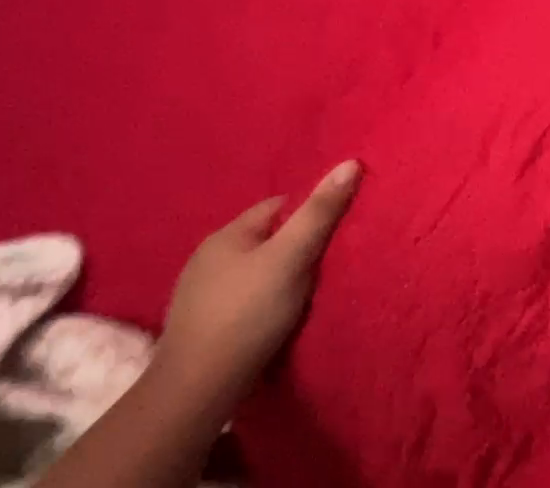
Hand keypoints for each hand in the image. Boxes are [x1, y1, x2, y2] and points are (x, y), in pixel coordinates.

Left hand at [154, 160, 361, 410]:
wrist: (199, 386)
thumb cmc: (249, 311)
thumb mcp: (293, 256)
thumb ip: (321, 211)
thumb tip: (350, 162)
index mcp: (227, 235)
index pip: (281, 205)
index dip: (312, 213)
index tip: (338, 232)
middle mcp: (207, 256)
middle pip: (269, 236)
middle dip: (298, 243)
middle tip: (329, 261)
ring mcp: (200, 291)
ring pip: (257, 266)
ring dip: (282, 272)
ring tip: (309, 288)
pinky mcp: (204, 321)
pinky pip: (245, 293)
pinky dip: (265, 296)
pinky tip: (278, 312)